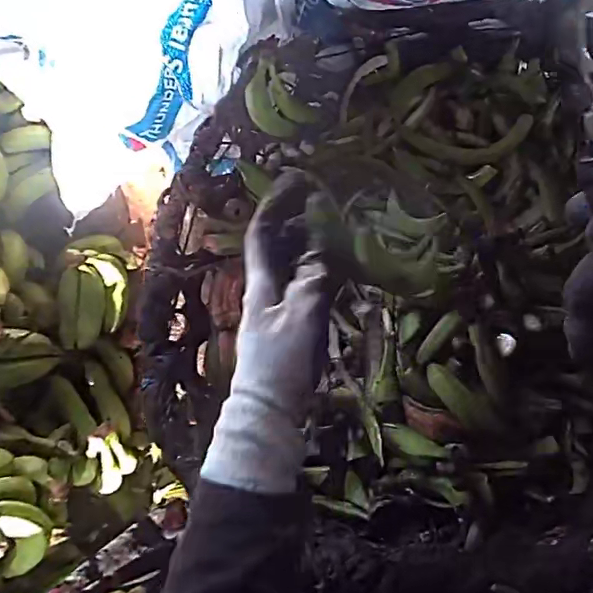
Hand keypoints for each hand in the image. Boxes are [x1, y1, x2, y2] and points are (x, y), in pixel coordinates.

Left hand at [201, 171, 333, 494]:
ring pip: (288, 260)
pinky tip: (332, 262)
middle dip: (292, 215)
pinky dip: (314, 264)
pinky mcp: (289, 320)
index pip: (263, 233)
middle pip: (275, 242)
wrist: (268, 412)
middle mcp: (265, 288)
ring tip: (328, 220)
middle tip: (318, 195)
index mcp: (260, 284)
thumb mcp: (299, 323)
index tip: (295, 180)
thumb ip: (313, 285)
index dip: (276, 204)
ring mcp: (276, 304)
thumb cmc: (278, 367)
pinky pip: (301, 280)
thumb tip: (326, 252)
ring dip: (304, 237)